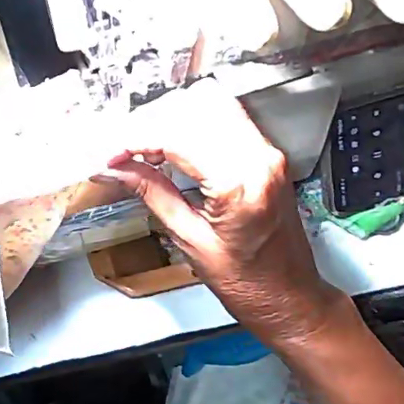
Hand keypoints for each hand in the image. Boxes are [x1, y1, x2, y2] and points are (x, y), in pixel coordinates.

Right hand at [99, 80, 347, 349]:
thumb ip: (152, 194)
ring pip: (209, 106)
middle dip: (149, 125)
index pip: (176, 138)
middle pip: (192, 111)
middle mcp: (259, 160)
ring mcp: (267, 154)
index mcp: (239, 185)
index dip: (135, 141)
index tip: (113, 155)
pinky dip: (192, 125)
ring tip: (145, 149)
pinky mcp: (268, 155)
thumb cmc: (250, 283)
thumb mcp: (189, 240)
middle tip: (123, 151)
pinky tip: (172, 147)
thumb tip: (118, 171)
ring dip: (170, 120)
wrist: (290, 297)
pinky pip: (225, 119)